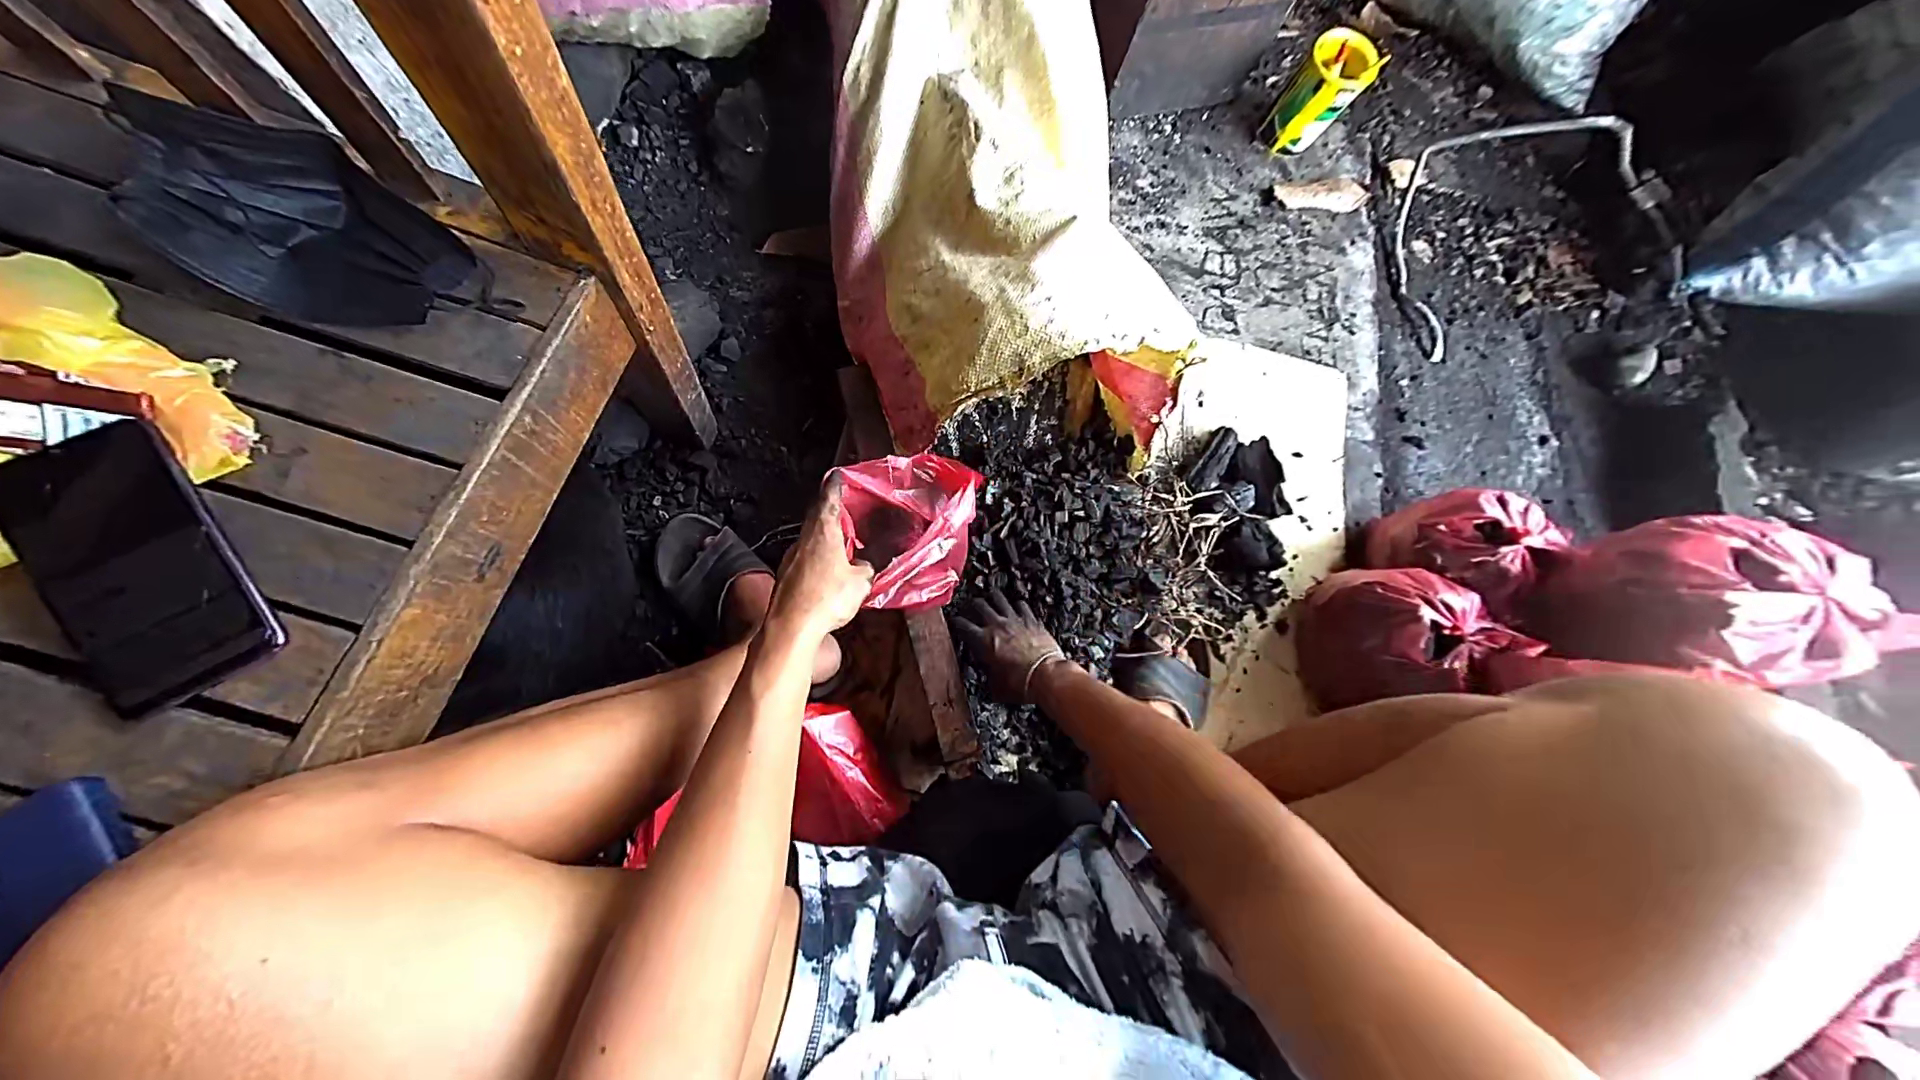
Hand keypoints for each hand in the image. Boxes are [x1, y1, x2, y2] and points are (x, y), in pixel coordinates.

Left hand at [768, 476, 874, 636]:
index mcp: (823, 531)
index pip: (829, 498)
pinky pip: (805, 560)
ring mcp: (791, 558)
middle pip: (817, 517)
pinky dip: (817, 559)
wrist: (792, 627)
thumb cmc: (826, 598)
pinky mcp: (787, 577)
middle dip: (831, 512)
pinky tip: (828, 572)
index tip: (838, 477)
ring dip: (825, 538)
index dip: (836, 486)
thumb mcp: (861, 581)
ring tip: (842, 543)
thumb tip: (864, 566)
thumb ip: (865, 568)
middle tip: (845, 510)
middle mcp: (804, 540)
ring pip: (810, 540)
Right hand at [952, 589, 1070, 704]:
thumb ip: (988, 673)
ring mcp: (1014, 620)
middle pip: (979, 605)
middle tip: (971, 606)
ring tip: (990, 597)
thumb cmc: (1021, 684)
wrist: (1046, 676)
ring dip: (992, 597)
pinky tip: (1016, 606)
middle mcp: (996, 626)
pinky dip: (1017, 604)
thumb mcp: (995, 685)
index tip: (955, 621)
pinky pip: (1021, 604)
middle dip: (972, 604)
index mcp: (983, 641)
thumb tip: (988, 672)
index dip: (956, 621)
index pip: (962, 624)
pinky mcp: (1031, 620)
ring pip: (999, 598)